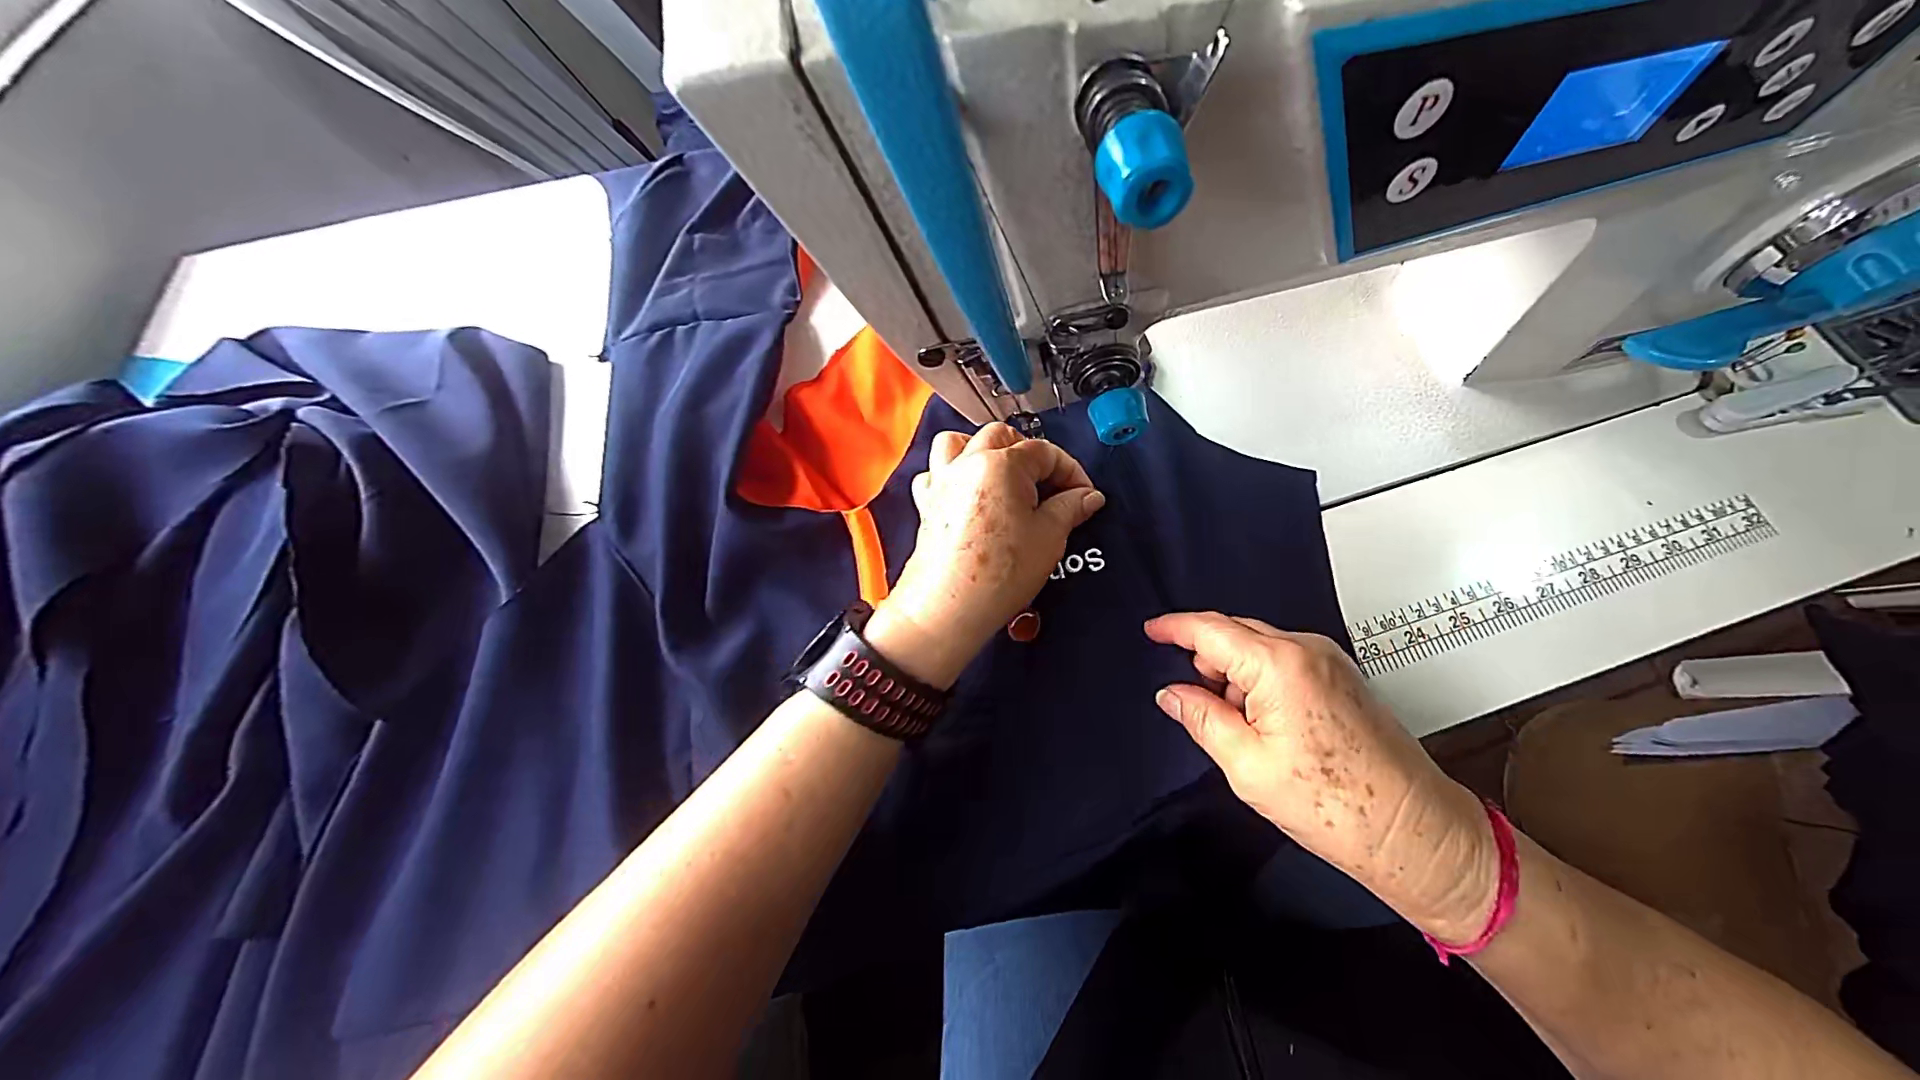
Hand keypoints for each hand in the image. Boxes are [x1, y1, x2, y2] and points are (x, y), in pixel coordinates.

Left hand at [865, 424, 1104, 688]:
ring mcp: (942, 483)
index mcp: (999, 464)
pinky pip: (937, 474)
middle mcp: (965, 465)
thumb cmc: (993, 576)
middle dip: (1031, 456)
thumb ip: (1070, 508)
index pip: (1045, 451)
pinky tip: (971, 494)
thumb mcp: (1049, 537)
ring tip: (1008, 477)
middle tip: (1052, 487)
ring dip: (986, 451)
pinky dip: (954, 474)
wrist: (948, 609)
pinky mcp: (928, 505)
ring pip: (959, 443)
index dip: (1070, 472)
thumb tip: (1084, 497)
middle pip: (1002, 437)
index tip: (1082, 494)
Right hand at [1143, 613, 1498, 942]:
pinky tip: (1261, 721)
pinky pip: (1283, 660)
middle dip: (1204, 658)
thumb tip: (1173, 694)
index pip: (1210, 629)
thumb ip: (1201, 718)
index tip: (1153, 630)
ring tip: (1236, 726)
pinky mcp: (1340, 676)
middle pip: (1234, 633)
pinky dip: (1259, 679)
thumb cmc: (1340, 806)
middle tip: (1190, 698)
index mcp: (1280, 666)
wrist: (1412, 829)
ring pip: (1257, 647)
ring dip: (1233, 672)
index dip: (1174, 627)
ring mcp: (1329, 661)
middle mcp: (1308, 651)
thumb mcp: (1246, 764)